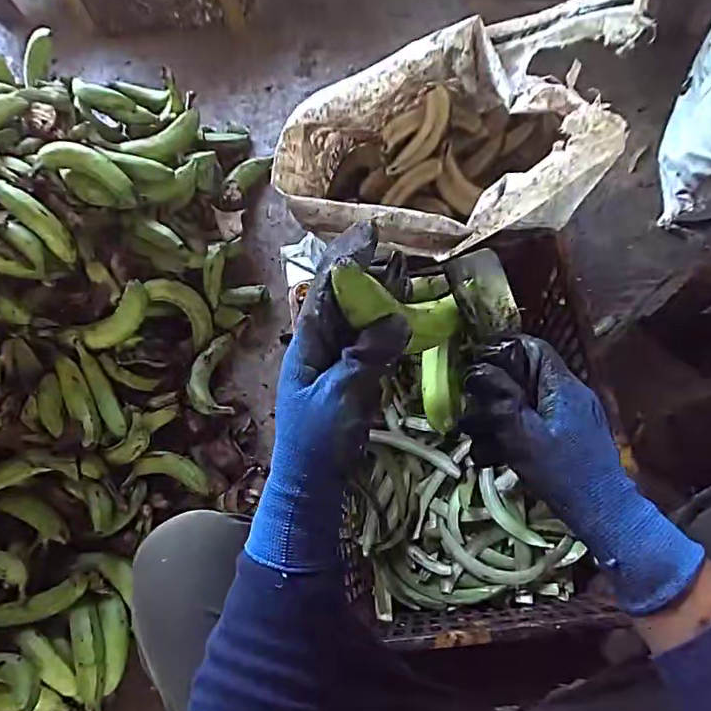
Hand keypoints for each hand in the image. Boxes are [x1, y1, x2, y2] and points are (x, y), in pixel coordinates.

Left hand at [247, 224, 407, 573]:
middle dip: (366, 270)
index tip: (369, 231)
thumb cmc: (318, 440)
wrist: (313, 478)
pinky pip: (370, 339)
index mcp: (307, 342)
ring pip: (358, 316)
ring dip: (379, 293)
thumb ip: (366, 357)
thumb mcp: (340, 397)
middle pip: (343, 296)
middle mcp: (320, 343)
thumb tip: (396, 318)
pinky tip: (402, 313)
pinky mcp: (352, 373)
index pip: (326, 289)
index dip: (347, 259)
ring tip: (403, 270)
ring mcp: (336, 358)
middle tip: (393, 247)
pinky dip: (386, 322)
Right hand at [461, 336, 703, 614]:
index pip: (531, 348)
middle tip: (471, 407)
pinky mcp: (570, 436)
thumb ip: (500, 404)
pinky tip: (495, 453)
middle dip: (495, 390)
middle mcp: (569, 394)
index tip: (474, 364)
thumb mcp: (524, 438)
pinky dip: (514, 431)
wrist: (604, 513)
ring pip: (527, 400)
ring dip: (500, 415)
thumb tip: (478, 372)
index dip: (501, 350)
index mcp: (563, 386)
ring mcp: (571, 416)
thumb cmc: (564, 474)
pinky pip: (536, 421)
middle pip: (525, 375)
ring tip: (478, 435)